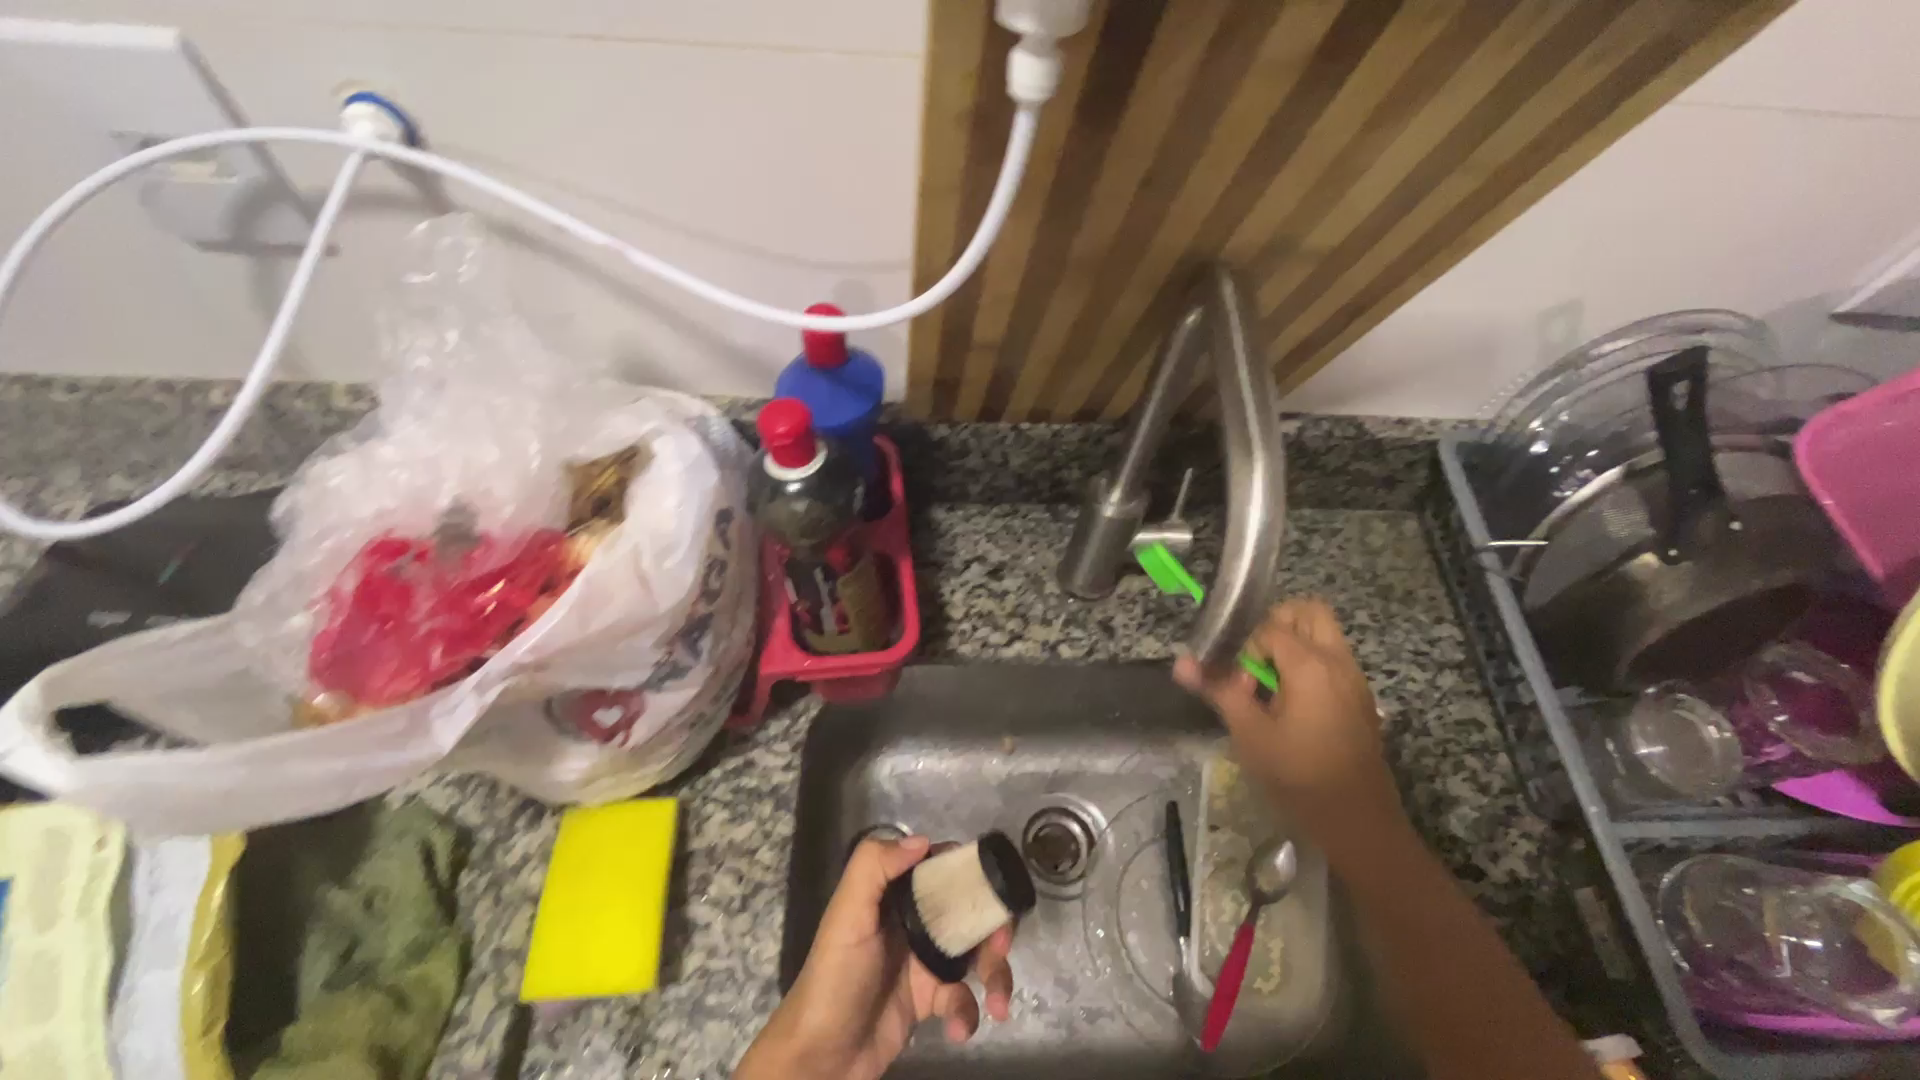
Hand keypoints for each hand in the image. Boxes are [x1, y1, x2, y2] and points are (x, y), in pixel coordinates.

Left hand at [736, 835, 1014, 1079]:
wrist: (821, 1055)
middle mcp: (913, 922)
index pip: (940, 868)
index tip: (993, 884)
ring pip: (975, 954)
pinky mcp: (929, 1001)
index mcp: (894, 896)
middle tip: (1002, 945)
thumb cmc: (834, 977)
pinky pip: (963, 998)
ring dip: (996, 975)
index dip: (970, 871)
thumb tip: (924, 841)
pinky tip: (957, 1028)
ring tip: (999, 1002)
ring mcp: (923, 962)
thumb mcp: (846, 915)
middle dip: (995, 926)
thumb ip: (874, 867)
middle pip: (968, 911)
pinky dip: (968, 1013)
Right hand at [1173, 598, 1406, 844]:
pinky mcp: (1360, 697)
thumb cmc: (1299, 777)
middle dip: (1275, 625)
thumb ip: (1219, 690)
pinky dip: (1309, 664)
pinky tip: (1290, 706)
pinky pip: (1332, 659)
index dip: (1244, 652)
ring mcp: (1355, 678)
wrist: (1358, 821)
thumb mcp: (1250, 734)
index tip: (1236, 688)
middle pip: (1308, 612)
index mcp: (1311, 665)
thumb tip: (1181, 662)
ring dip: (1292, 645)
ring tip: (1269, 686)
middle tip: (1253, 662)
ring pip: (1323, 634)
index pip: (1268, 628)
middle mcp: (1338, 661)